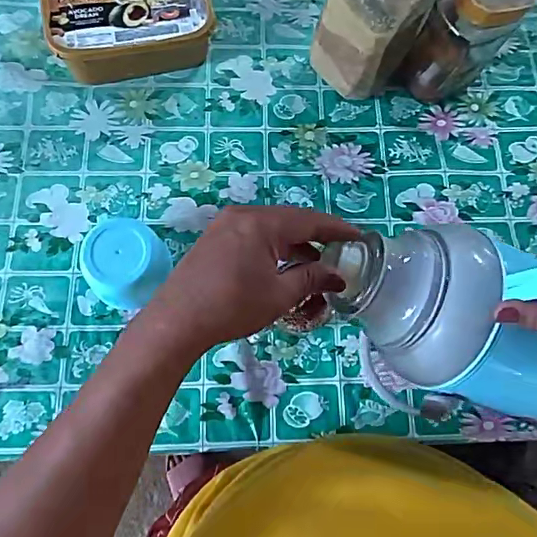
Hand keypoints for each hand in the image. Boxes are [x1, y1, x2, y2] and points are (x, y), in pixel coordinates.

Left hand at [133, 206, 360, 359]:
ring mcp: (224, 226)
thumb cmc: (231, 307)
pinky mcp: (213, 240)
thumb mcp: (280, 295)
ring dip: (294, 248)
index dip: (339, 230)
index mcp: (261, 222)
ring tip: (313, 272)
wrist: (176, 321)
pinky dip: (272, 251)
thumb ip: (312, 279)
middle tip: (338, 258)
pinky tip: (281, 271)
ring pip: (271, 231)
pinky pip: (252, 237)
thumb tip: (336, 276)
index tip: (360, 239)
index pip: (311, 220)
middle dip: (317, 241)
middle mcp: (242, 215)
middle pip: (290, 222)